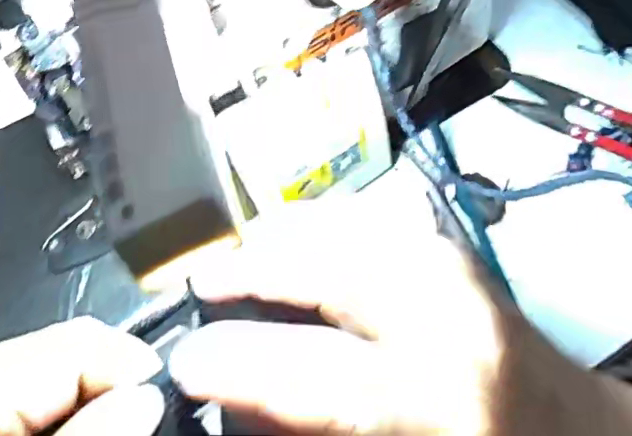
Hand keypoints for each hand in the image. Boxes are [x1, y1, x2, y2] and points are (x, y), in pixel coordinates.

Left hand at [0, 317, 165, 435]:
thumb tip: (146, 393)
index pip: (86, 341)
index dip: (136, 374)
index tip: (173, 418)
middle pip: (69, 364)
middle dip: (115, 400)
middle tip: (151, 433)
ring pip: (50, 392)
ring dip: (89, 417)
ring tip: (115, 435)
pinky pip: (18, 416)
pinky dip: (53, 430)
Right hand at [167, 191, 631, 434]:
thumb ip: (320, 430)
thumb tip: (242, 400)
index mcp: (443, 401)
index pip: (312, 372)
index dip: (236, 366)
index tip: (184, 360)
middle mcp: (444, 313)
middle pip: (318, 265)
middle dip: (249, 271)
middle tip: (200, 284)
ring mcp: (447, 264)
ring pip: (335, 226)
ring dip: (278, 241)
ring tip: (236, 262)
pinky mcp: (444, 244)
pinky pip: (358, 217)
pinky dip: (314, 224)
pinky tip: (289, 237)